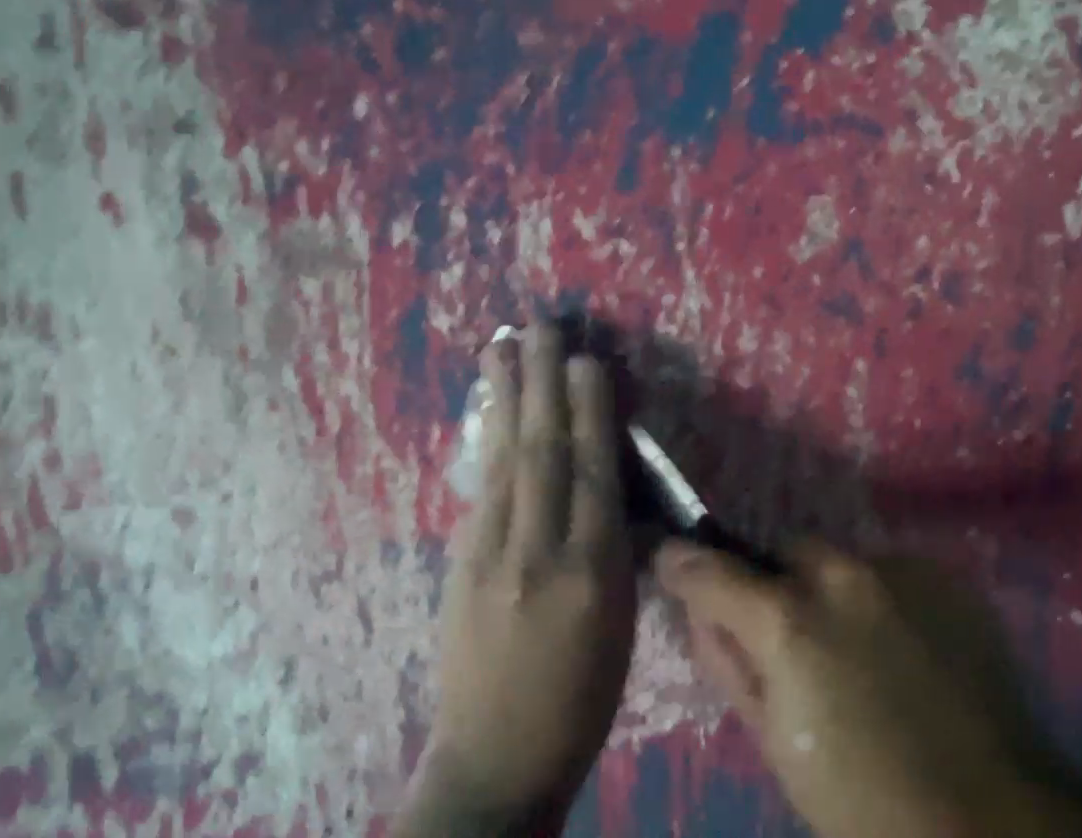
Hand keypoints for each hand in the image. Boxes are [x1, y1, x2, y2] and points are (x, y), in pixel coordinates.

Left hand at [402, 325, 636, 836]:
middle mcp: (541, 553)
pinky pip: (481, 488)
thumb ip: (616, 552)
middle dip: (544, 382)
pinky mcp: (461, 564)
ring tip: (503, 344)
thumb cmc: (581, 696)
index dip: (593, 412)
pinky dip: (487, 440)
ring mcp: (492, 556)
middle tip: (541, 325)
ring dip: (507, 396)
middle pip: (546, 452)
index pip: (596, 475)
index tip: (589, 360)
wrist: (497, 756)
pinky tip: (489, 409)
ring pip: (506, 460)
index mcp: (595, 574)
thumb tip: (614, 488)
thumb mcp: (621, 626)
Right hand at [657, 540, 1081, 837]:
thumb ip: (729, 662)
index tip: (674, 562)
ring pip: (843, 562)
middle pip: (786, 551)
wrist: (991, 813)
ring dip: (833, 594)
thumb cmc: (863, 795)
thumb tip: (701, 610)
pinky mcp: (946, 577)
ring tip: (858, 652)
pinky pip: (893, 574)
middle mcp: (842, 574)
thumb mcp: (775, 741)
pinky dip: (882, 601)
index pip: (710, 567)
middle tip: (790, 637)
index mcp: (789, 620)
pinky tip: (904, 651)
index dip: (684, 564)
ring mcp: (902, 569)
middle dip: (776, 584)